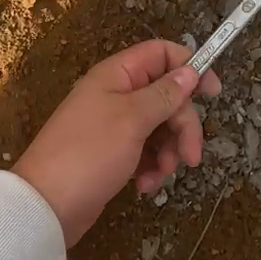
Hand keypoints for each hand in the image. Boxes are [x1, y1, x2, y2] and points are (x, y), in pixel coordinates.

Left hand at [13, 40, 223, 245]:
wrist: (47, 205)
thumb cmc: (89, 153)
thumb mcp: (132, 119)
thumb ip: (164, 94)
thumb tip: (190, 71)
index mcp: (117, 74)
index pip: (161, 54)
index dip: (190, 67)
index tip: (213, 92)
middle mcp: (117, 94)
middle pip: (167, 96)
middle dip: (183, 126)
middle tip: (191, 156)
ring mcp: (114, 125)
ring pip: (160, 126)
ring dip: (168, 150)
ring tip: (161, 174)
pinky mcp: (113, 154)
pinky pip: (145, 151)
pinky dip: (151, 167)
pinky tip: (145, 186)